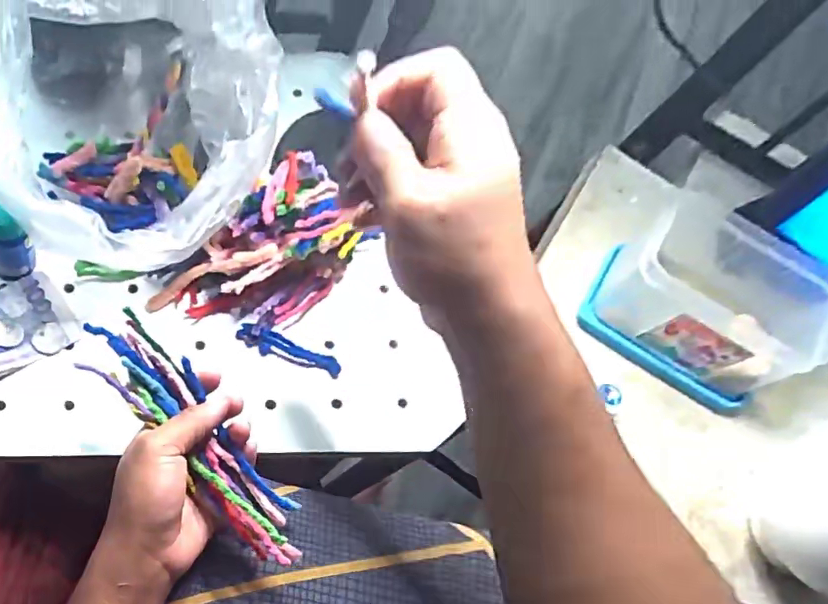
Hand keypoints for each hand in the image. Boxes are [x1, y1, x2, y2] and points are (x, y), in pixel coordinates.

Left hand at [100, 373, 249, 584]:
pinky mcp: (218, 498)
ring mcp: (199, 477)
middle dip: (224, 412)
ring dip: (237, 435)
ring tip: (242, 433)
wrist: (150, 551)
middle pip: (208, 424)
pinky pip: (238, 475)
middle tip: (237, 406)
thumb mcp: (158, 448)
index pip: (178, 404)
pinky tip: (251, 450)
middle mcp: (178, 454)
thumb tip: (220, 399)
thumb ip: (189, 422)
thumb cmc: (145, 495)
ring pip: (226, 447)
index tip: (217, 376)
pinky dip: (247, 461)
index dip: (196, 388)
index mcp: (156, 438)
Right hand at [347, 48, 533, 318]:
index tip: (353, 123)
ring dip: (372, 168)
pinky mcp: (449, 202)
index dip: (389, 85)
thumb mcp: (405, 200)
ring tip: (347, 202)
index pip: (432, 69)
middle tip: (344, 172)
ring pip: (409, 146)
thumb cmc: (448, 255)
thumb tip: (359, 117)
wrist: (483, 309)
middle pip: (416, 108)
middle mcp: (468, 140)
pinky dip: (384, 191)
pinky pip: (412, 179)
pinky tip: (361, 219)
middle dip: (373, 133)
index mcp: (468, 127)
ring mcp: (459, 173)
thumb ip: (380, 151)